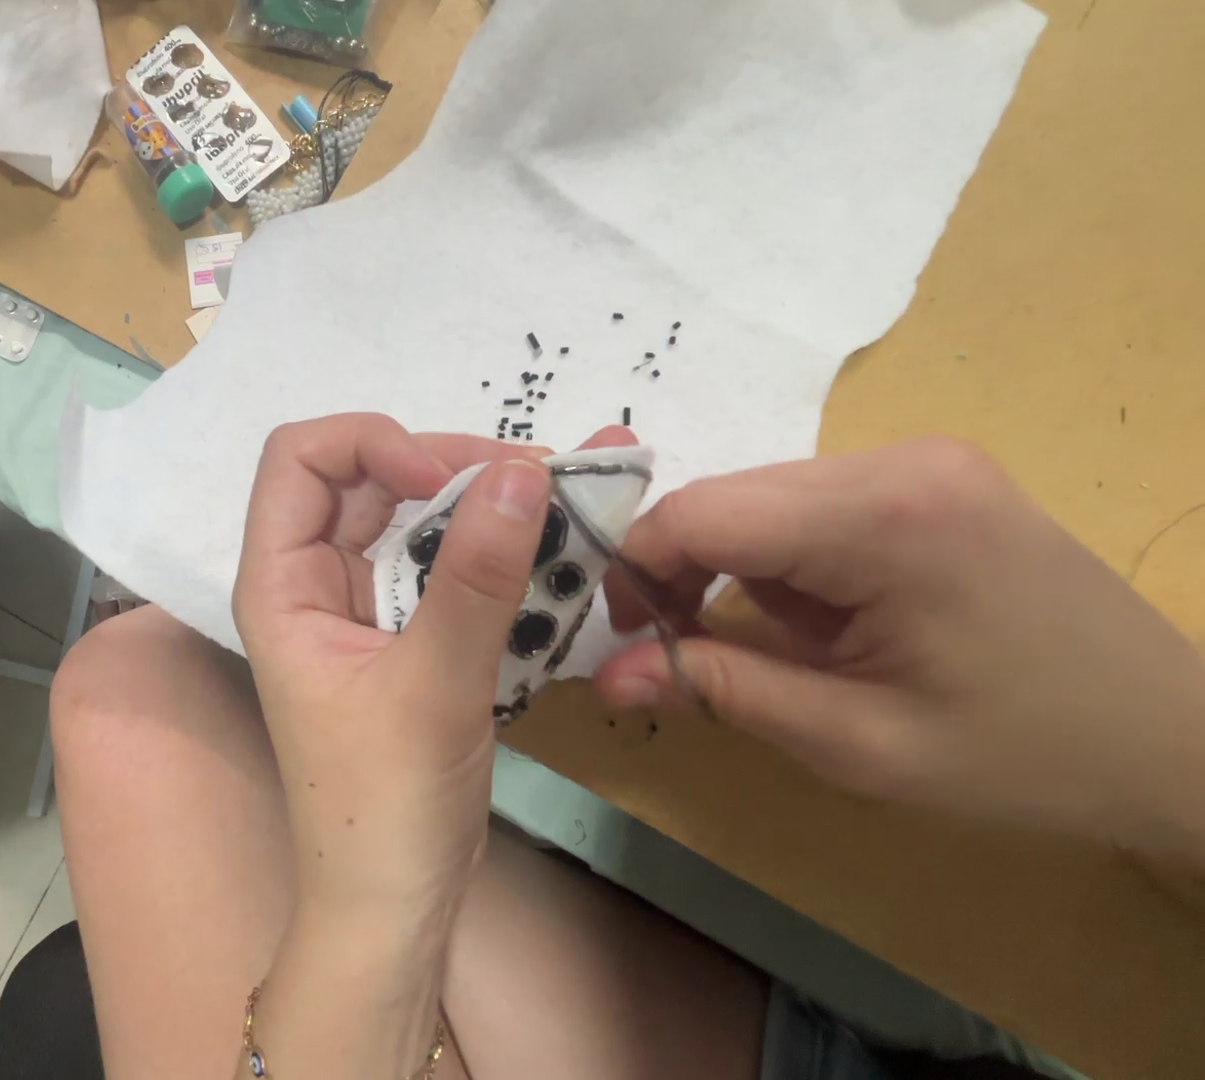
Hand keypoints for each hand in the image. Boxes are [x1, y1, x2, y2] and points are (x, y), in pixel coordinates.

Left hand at [233, 414, 636, 917]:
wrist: (390, 899)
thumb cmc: (385, 802)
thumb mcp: (435, 685)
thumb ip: (475, 576)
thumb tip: (521, 469)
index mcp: (280, 582)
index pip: (299, 457)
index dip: (371, 443)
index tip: (448, 481)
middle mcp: (309, 579)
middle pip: (360, 476)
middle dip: (442, 463)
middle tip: (533, 479)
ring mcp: (354, 605)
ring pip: (405, 517)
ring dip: (473, 501)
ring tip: (552, 501)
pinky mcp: (397, 632)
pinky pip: (435, 563)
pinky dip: (484, 548)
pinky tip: (540, 549)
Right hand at [595, 437, 1204, 859]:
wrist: (1181, 742)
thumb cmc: (1021, 753)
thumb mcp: (854, 740)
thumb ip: (719, 689)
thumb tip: (604, 677)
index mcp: (882, 518)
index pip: (698, 513)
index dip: (636, 568)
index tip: (627, 634)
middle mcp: (893, 461)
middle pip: (721, 499)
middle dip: (678, 571)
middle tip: (681, 645)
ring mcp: (914, 460)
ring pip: (750, 499)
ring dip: (728, 568)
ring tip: (770, 640)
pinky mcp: (922, 476)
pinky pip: (796, 503)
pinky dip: (772, 558)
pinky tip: (815, 610)